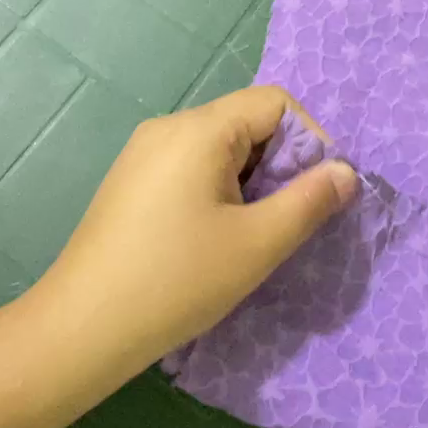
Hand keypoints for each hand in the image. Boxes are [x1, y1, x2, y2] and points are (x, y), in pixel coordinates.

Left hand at [26, 86, 357, 372]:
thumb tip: (345, 171)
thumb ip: (308, 202)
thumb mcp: (256, 245)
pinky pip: (191, 165)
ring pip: (220, 147)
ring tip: (254, 234)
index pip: (274, 102)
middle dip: (281, 163)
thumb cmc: (176, 281)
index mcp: (199, 129)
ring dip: (251, 180)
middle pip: (246, 121)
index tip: (319, 192)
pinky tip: (215, 236)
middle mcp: (168, 126)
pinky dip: (219, 188)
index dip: (310, 139)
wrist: (83, 325)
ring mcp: (144, 152)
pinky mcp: (131, 179)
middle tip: (289, 219)